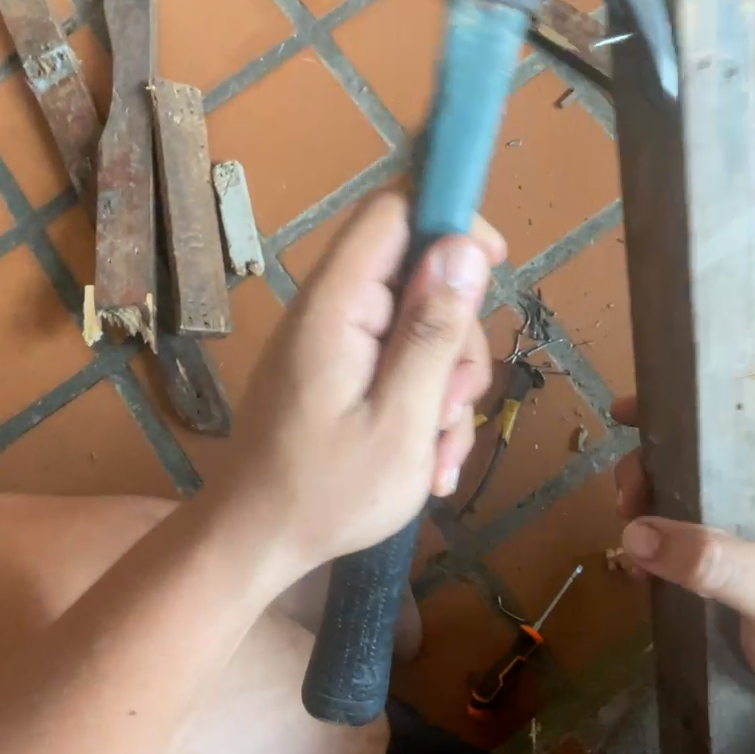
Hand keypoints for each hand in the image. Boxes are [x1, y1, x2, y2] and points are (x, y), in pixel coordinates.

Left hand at [212, 193, 504, 570]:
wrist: (258, 543)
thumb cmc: (326, 494)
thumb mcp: (400, 421)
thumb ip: (432, 333)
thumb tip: (465, 248)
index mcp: (337, 306)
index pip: (393, 210)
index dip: (450, 219)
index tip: (496, 263)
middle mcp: (335, 311)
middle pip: (421, 280)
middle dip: (457, 342)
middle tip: (453, 407)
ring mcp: (338, 344)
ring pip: (422, 331)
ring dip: (446, 389)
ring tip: (438, 456)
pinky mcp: (342, 374)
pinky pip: (402, 367)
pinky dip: (425, 409)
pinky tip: (428, 462)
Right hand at [613, 398, 754, 730]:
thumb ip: (713, 560)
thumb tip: (634, 534)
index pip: (725, 431)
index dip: (676, 417)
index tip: (624, 416)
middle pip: (689, 468)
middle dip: (648, 477)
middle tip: (623, 508)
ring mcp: (742, 545)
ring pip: (678, 511)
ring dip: (645, 521)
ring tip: (629, 551)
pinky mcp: (727, 582)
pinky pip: (678, 555)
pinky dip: (653, 559)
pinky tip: (641, 580)